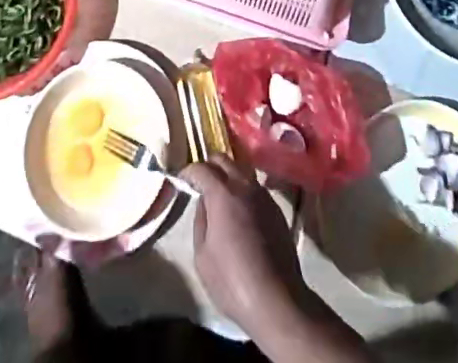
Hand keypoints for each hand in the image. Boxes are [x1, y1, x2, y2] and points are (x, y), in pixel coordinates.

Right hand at [178, 157, 306, 335]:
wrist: (276, 297)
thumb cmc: (231, 279)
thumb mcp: (202, 254)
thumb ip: (200, 220)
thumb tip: (204, 201)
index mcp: (223, 194)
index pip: (202, 168)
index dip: (189, 171)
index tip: (181, 179)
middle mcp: (246, 187)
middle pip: (225, 160)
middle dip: (209, 165)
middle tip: (199, 181)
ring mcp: (264, 196)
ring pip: (243, 172)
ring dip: (228, 175)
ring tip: (219, 194)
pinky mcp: (276, 209)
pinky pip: (255, 188)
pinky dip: (243, 190)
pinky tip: (239, 209)